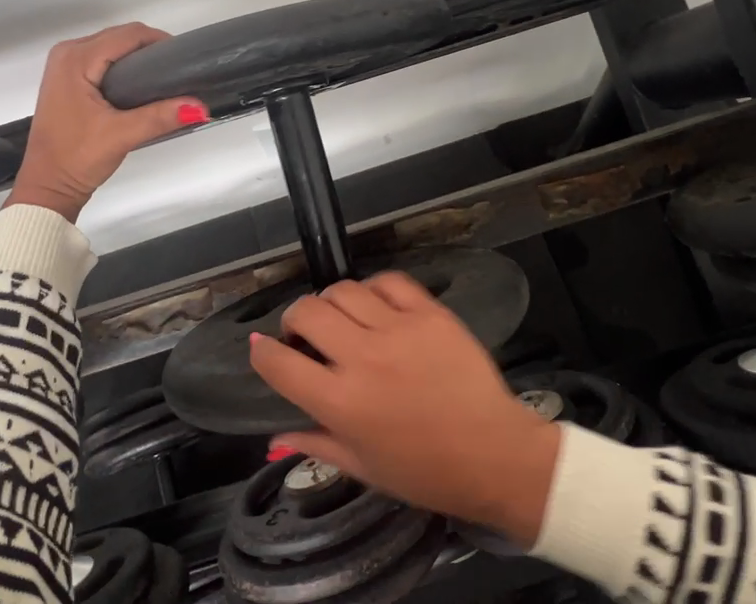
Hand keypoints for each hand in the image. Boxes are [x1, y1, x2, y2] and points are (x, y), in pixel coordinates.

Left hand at [6, 23, 206, 221]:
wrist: (47, 185)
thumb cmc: (75, 159)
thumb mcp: (121, 135)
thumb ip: (160, 117)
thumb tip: (198, 106)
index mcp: (75, 59)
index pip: (128, 35)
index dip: (159, 42)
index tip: (183, 59)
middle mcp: (66, 54)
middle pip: (119, 37)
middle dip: (150, 50)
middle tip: (178, 72)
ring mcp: (64, 66)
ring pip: (112, 47)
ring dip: (138, 58)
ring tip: (163, 79)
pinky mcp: (67, 79)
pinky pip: (102, 59)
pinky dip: (124, 66)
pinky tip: (141, 85)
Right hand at [248, 273, 560, 546]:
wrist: (494, 455)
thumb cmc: (425, 472)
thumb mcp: (363, 468)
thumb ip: (315, 444)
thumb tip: (274, 438)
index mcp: (341, 403)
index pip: (279, 363)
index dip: (262, 352)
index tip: (262, 349)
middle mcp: (363, 358)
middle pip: (307, 312)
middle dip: (294, 319)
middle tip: (303, 333)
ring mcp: (398, 330)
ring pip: (344, 290)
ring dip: (331, 303)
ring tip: (340, 319)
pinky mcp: (430, 314)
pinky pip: (388, 282)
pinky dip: (373, 289)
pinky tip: (375, 306)